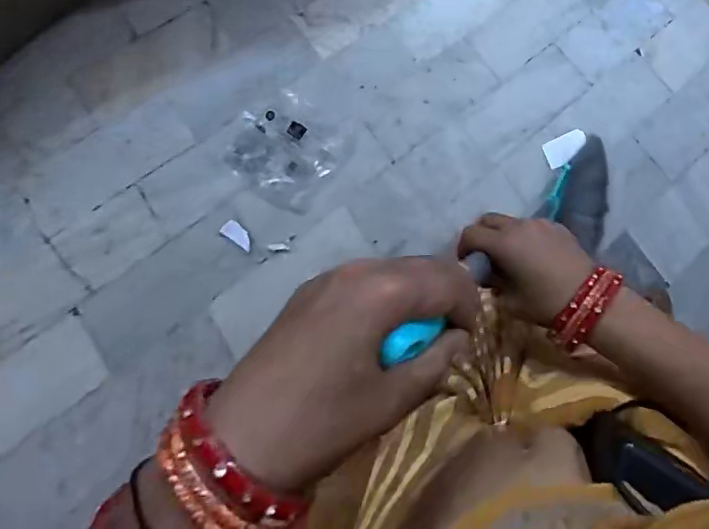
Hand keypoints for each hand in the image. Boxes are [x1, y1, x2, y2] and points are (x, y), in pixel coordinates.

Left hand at [204, 257, 479, 491]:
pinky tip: (378, 330)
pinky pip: (365, 279)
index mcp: (383, 291)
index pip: (448, 281)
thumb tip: (458, 340)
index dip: (470, 305)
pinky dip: (386, 295)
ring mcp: (332, 275)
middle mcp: (360, 269)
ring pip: (394, 270)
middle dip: (446, 294)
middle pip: (422, 267)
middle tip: (451, 334)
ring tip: (415, 334)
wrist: (235, 441)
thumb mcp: (390, 401)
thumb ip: (436, 362)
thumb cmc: (321, 423)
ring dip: (416, 293)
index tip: (472, 336)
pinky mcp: (312, 289)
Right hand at [457, 213, 596, 323]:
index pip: (471, 233)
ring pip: (512, 221)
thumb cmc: (544, 302)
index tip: (466, 261)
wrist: (587, 296)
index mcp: (504, 242)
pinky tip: (534, 256)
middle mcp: (519, 225)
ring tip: (511, 256)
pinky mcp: (556, 225)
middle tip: (484, 256)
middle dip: (481, 234)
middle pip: (489, 219)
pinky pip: (533, 226)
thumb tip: (485, 273)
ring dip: (504, 234)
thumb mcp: (510, 301)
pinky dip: (526, 236)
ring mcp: (540, 222)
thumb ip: (492, 282)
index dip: (463, 246)